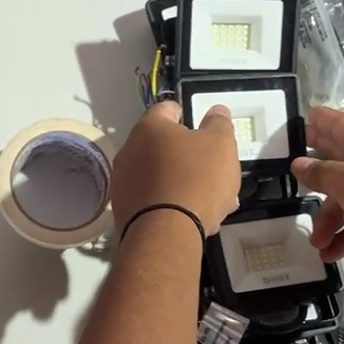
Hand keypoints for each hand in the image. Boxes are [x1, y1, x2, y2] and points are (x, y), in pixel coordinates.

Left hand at [110, 101, 241, 236]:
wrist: (166, 234)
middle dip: (189, 157)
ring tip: (209, 201)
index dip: (187, 114)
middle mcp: (129, 150)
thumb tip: (215, 110)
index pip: (168, 109)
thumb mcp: (220, 145)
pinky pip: (152, 200)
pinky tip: (191, 217)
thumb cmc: (196, 180)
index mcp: (149, 128)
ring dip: (183, 183)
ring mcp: (123, 182)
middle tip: (212, 171)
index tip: (202, 127)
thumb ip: (219, 124)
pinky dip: (170, 204)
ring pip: (160, 176)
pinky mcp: (124, 210)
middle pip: (163, 147)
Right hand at [290, 105, 343, 293]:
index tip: (302, 116)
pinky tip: (329, 253)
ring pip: (342, 202)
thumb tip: (299, 163)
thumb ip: (324, 173)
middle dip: (315, 165)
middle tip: (286, 164)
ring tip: (316, 240)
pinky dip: (340, 240)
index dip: (324, 120)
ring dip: (325, 220)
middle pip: (339, 161)